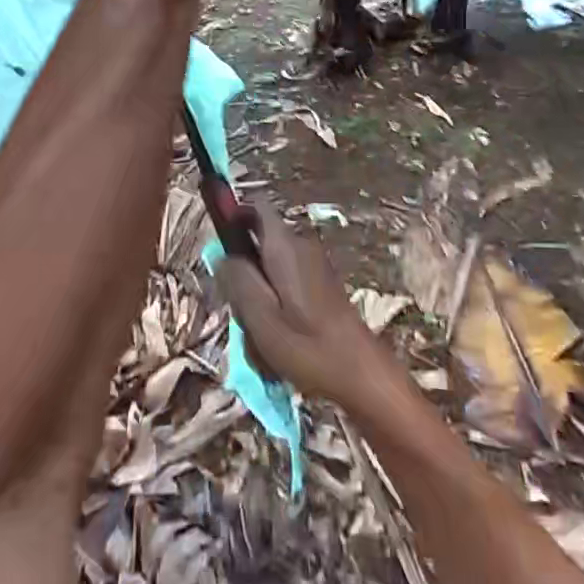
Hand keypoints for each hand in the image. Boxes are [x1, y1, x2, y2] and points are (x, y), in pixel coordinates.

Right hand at [215, 206, 400, 405]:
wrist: (362, 375)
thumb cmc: (308, 347)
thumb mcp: (261, 317)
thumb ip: (238, 280)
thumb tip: (222, 255)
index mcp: (285, 247)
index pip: (257, 207)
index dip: (234, 217)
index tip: (221, 250)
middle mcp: (302, 247)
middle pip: (260, 242)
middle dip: (244, 271)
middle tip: (242, 310)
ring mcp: (315, 265)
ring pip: (271, 267)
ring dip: (259, 295)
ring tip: (260, 333)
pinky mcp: (322, 285)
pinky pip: (286, 282)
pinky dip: (276, 304)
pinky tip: (278, 339)